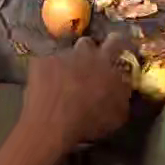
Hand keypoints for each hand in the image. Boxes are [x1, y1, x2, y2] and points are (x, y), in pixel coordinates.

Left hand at [18, 32, 131, 158]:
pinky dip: (47, 72)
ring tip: (64, 81)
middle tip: (88, 69)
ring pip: (66, 53)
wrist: (52, 124)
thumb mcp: (118, 113)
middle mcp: (84, 51)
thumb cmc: (90, 121)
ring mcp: (60, 55)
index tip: (117, 52)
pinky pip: (46, 63)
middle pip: (88, 43)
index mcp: (106, 60)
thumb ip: (123, 92)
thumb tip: (123, 83)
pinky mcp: (40, 62)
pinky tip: (46, 87)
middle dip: (89, 53)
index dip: (117, 45)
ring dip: (68, 63)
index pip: (117, 41)